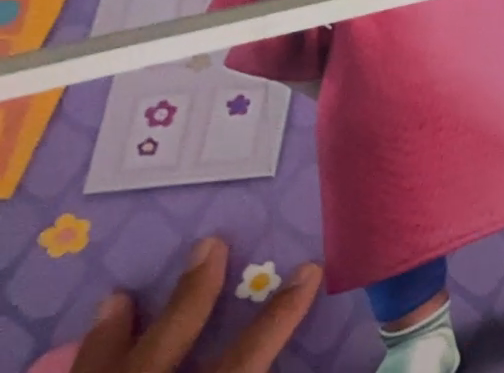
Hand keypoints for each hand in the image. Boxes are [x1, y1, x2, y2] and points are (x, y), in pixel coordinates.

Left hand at [70, 237, 319, 372]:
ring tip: (116, 298)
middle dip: (192, 292)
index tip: (308, 269)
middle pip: (171, 338)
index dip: (281, 313)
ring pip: (101, 361)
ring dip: (112, 330)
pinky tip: (80, 353)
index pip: (249, 352)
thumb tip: (322, 364)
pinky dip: (84, 360)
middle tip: (208, 245)